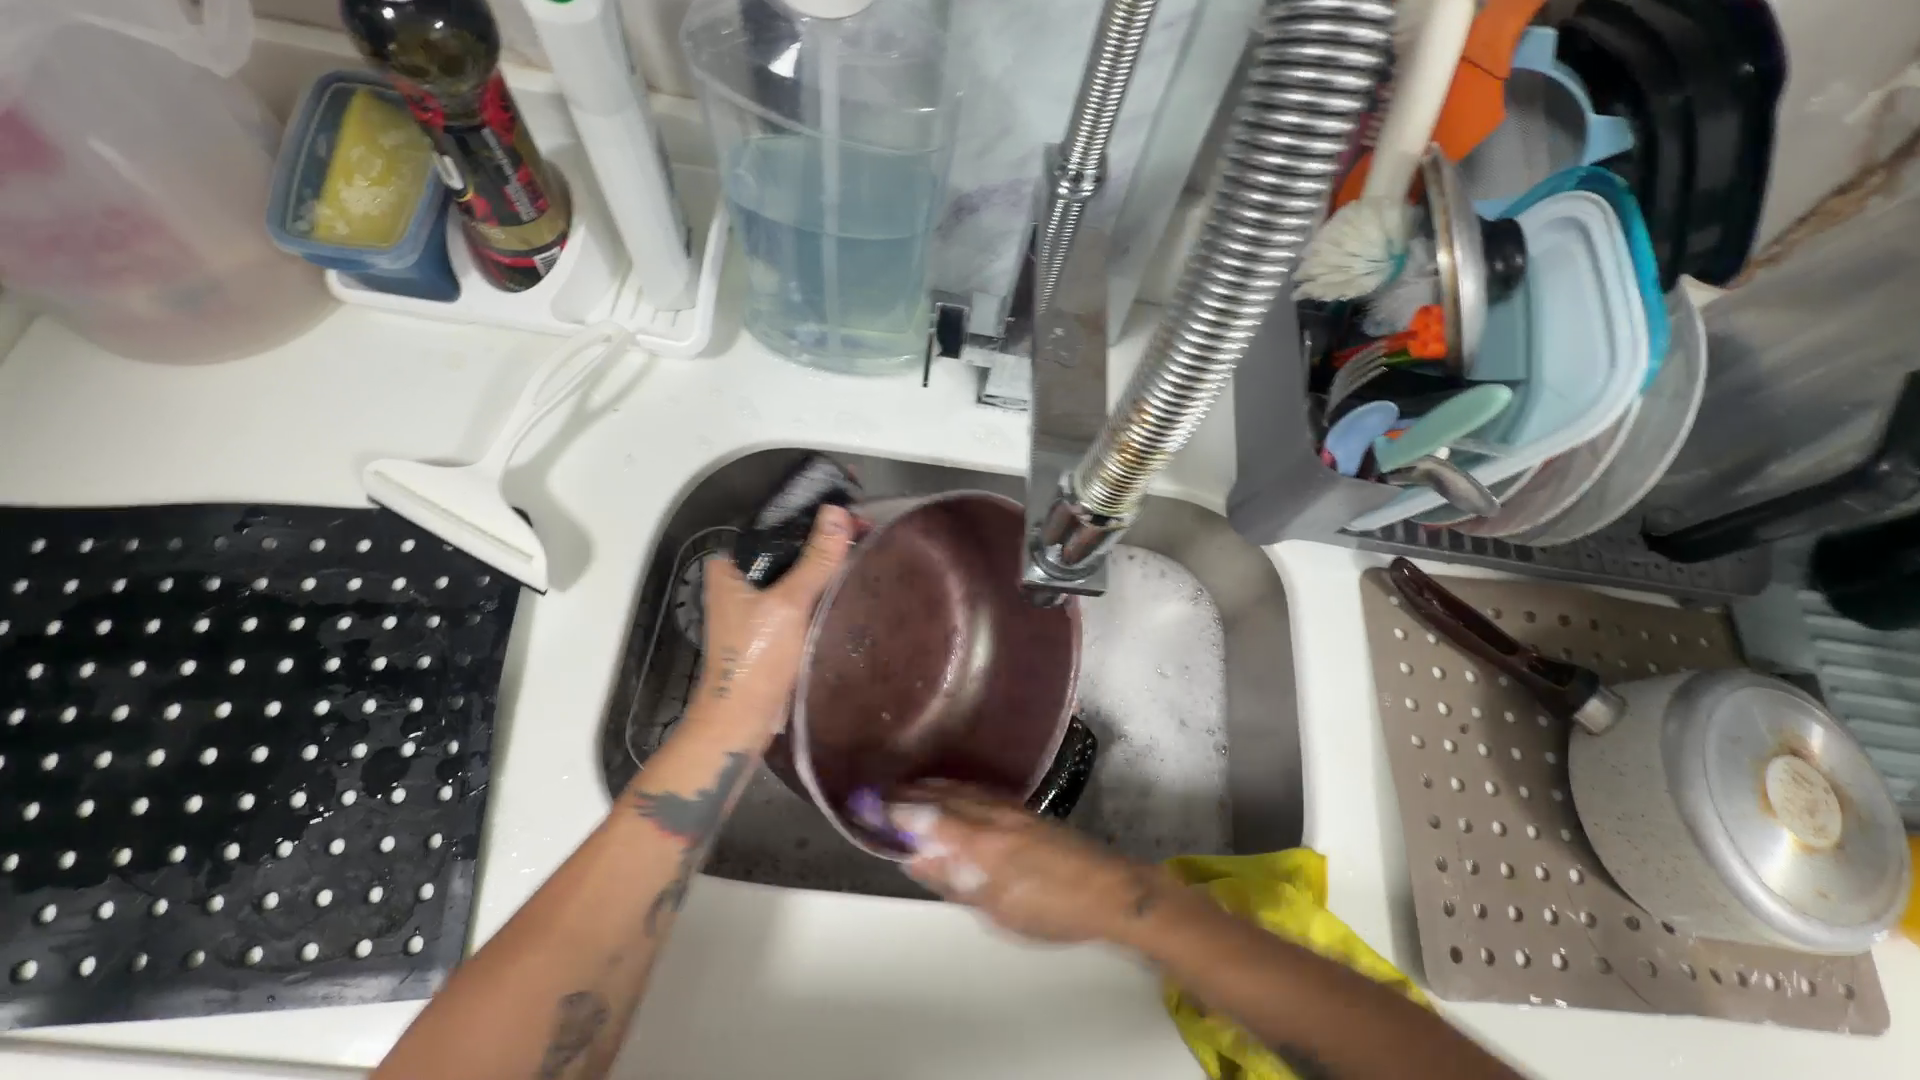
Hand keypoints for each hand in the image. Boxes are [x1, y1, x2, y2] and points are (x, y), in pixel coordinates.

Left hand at [693, 505, 853, 732]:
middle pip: (787, 549)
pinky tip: (848, 587)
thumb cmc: (757, 658)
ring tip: (864, 555)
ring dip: (824, 568)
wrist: (742, 718)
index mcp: (729, 565)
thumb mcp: (790, 603)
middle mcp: (737, 579)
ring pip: (795, 574)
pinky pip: (799, 597)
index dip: (814, 518)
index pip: (775, 526)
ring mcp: (753, 604)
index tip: (851, 515)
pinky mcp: (768, 626)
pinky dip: (820, 591)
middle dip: (824, 543)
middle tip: (865, 534)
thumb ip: (815, 559)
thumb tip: (838, 513)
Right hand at [887, 782, 1174, 944]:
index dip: (900, 812)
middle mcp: (994, 816)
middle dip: (911, 795)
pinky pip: (982, 791)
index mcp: (983, 843)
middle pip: (945, 798)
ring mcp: (1013, 809)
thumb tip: (918, 860)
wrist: (1111, 891)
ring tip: (909, 788)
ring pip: (964, 790)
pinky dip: (958, 789)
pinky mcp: (1027, 811)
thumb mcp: (997, 910)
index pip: (931, 820)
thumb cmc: (1053, 910)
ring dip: (933, 787)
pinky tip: (953, 792)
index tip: (873, 806)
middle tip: (882, 794)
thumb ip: (956, 882)